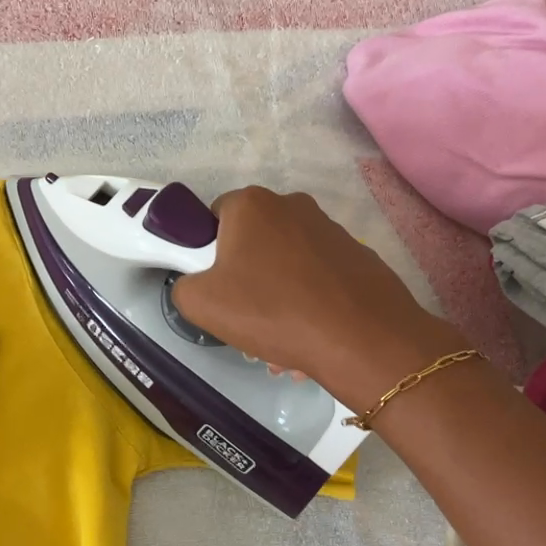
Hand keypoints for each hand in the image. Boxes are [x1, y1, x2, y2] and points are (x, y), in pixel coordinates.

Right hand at [170, 188, 464, 400]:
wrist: (362, 340)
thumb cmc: (270, 311)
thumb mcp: (199, 303)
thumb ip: (183, 284)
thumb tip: (199, 283)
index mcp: (251, 205)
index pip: (213, 217)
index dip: (206, 252)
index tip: (213, 284)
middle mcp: (293, 205)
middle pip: (252, 240)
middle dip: (244, 276)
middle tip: (243, 315)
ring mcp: (332, 230)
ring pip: (286, 263)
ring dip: (276, 294)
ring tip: (279, 339)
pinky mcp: (360, 257)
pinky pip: (318, 278)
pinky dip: (308, 302)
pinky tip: (309, 335)